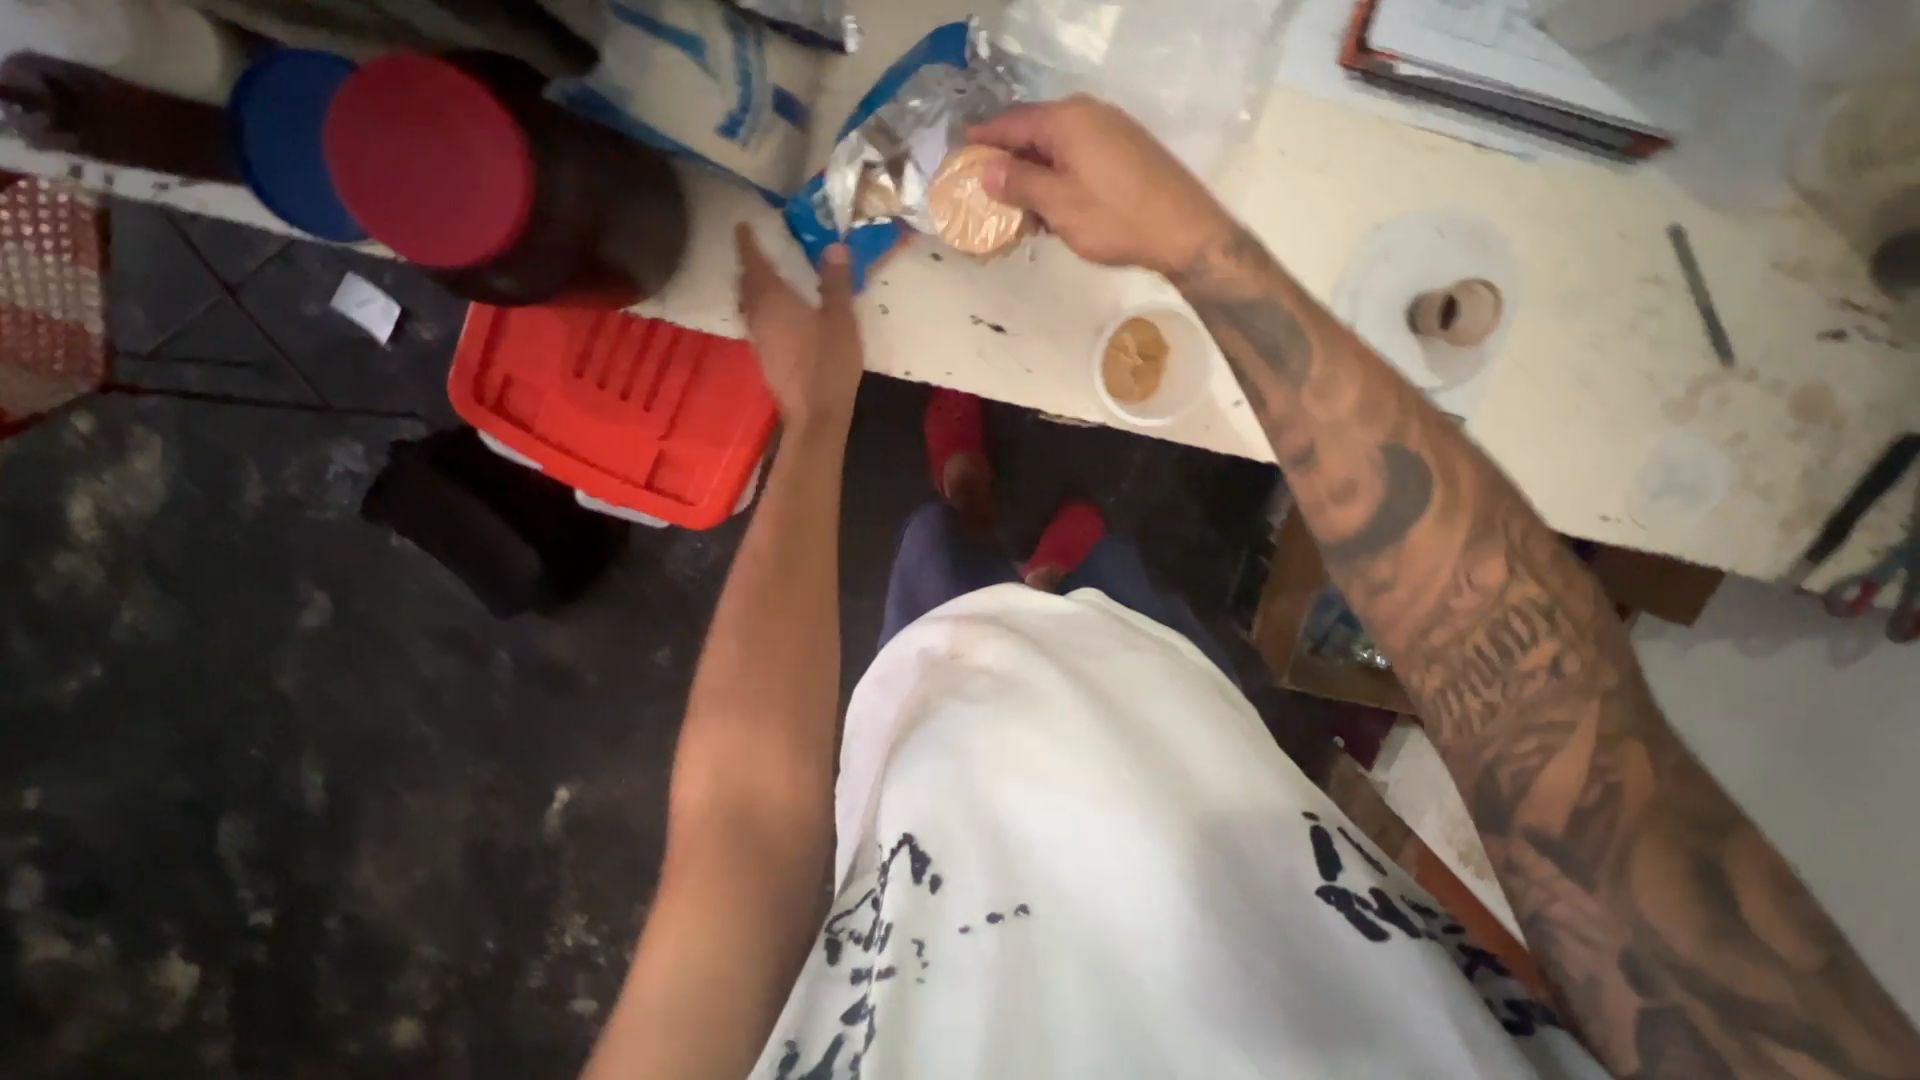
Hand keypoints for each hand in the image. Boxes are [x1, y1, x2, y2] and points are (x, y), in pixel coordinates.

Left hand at [736, 224, 863, 430]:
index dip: (747, 243)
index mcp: (773, 299)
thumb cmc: (829, 362)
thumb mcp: (840, 318)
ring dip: (753, 289)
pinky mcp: (764, 358)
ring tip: (766, 281)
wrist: (815, 414)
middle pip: (746, 284)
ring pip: (748, 306)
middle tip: (757, 252)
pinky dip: (761, 310)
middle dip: (749, 266)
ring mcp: (758, 340)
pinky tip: (777, 316)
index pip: (754, 263)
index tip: (743, 226)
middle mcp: (758, 316)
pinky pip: (756, 323)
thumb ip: (835, 282)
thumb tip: (833, 246)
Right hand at [968, 96, 1236, 278]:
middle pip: (1034, 132)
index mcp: (1067, 120)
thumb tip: (986, 170)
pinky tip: (1053, 208)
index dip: (983, 140)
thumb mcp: (1058, 205)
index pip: (1011, 122)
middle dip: (1009, 161)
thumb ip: (1019, 183)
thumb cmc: (1116, 219)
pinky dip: (1059, 178)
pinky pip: (1079, 157)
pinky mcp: (1127, 151)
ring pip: (1058, 148)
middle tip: (984, 190)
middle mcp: (1089, 114)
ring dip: (1035, 175)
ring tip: (1017, 209)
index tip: (959, 155)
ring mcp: (1112, 131)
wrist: (1185, 232)